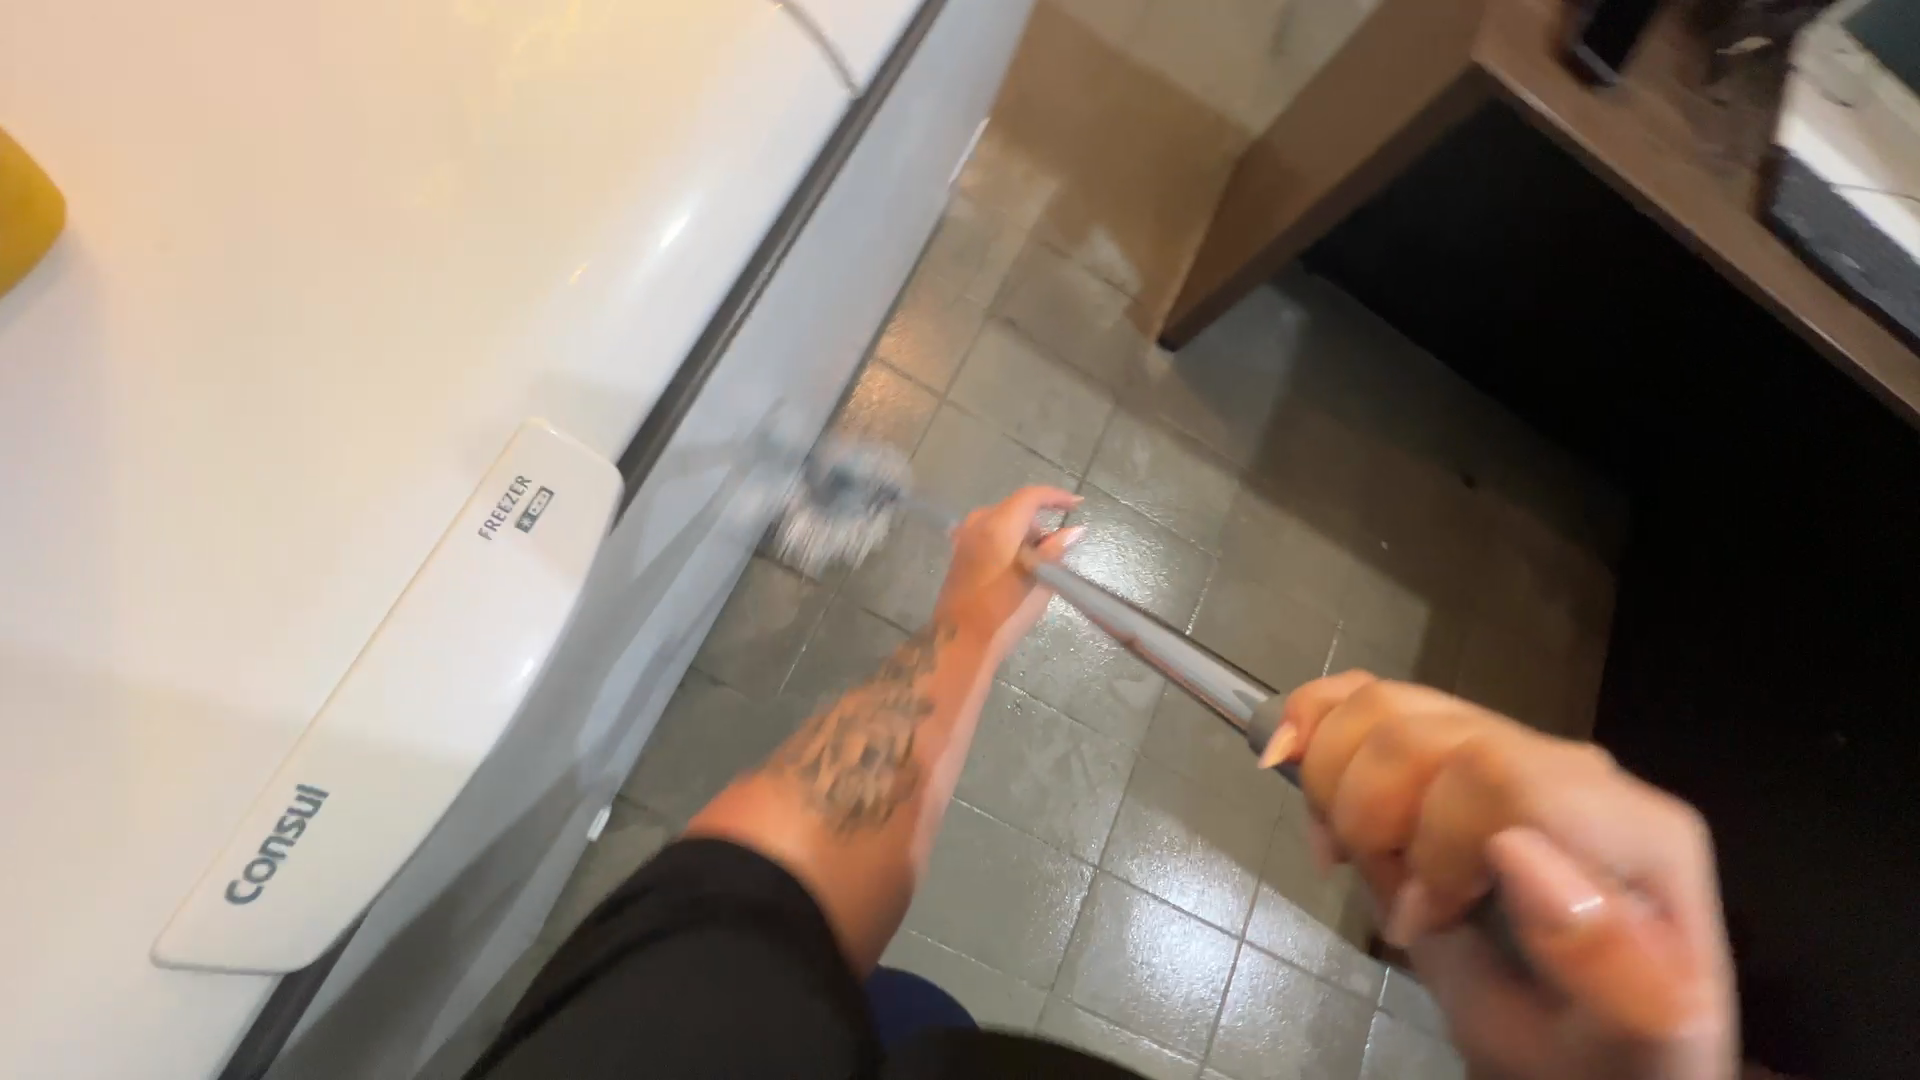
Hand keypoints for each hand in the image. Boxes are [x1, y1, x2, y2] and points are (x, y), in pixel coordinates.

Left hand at [933, 486, 1083, 655]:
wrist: (961, 638)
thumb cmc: (1004, 610)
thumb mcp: (1038, 580)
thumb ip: (1055, 550)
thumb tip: (1076, 530)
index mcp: (998, 526)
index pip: (1030, 496)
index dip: (1056, 497)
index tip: (1077, 504)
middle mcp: (978, 523)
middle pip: (1015, 508)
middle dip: (1040, 521)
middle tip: (1058, 546)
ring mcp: (965, 537)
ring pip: (1001, 520)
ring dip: (1023, 532)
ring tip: (1039, 561)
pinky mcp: (959, 552)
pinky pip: (989, 533)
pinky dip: (1007, 540)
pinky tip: (1018, 563)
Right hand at [1275, 672, 1736, 1079]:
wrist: (1558, 1031)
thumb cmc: (1586, 1044)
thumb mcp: (1622, 1042)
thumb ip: (1602, 963)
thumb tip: (1518, 848)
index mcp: (1628, 826)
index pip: (1493, 771)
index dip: (1430, 840)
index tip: (1422, 918)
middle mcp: (1561, 763)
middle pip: (1415, 733)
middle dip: (1369, 820)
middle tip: (1390, 896)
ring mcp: (1493, 741)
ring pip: (1375, 705)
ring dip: (1332, 784)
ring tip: (1353, 851)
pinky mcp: (1436, 740)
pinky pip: (1357, 693)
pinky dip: (1308, 718)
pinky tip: (1287, 758)